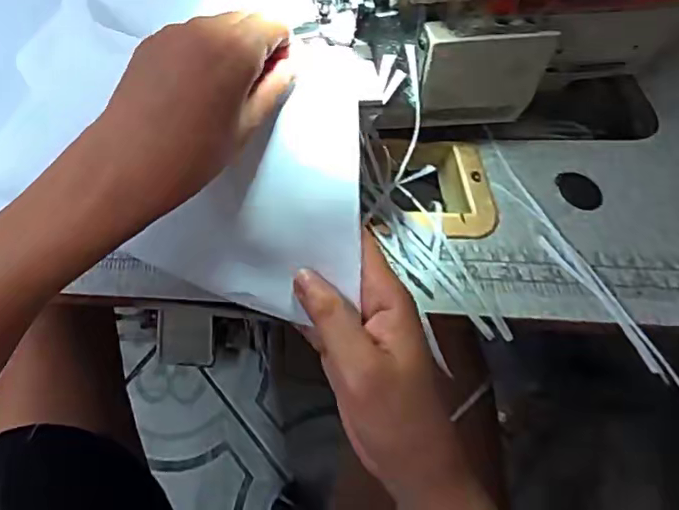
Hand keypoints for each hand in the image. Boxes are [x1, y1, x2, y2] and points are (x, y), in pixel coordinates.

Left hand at [71, 13, 291, 229]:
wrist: (125, 162)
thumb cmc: (191, 152)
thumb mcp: (247, 124)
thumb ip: (275, 86)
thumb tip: (286, 65)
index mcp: (235, 45)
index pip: (274, 24)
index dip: (282, 48)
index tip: (274, 75)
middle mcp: (204, 27)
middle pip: (245, 19)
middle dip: (255, 44)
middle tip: (247, 86)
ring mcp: (173, 32)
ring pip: (215, 26)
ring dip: (226, 46)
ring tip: (214, 91)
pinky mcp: (151, 42)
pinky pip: (188, 36)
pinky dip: (198, 51)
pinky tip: (188, 88)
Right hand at [297, 231, 492, 509]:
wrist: (412, 470)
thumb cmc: (397, 418)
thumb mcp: (361, 367)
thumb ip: (332, 317)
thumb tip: (303, 273)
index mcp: (388, 298)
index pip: (362, 245)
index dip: (333, 224)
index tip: (298, 208)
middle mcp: (375, 303)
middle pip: (342, 263)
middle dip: (311, 247)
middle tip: (271, 228)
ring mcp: (361, 325)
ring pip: (329, 289)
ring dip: (303, 276)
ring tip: (266, 252)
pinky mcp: (348, 346)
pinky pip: (323, 316)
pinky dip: (302, 307)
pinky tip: (274, 295)